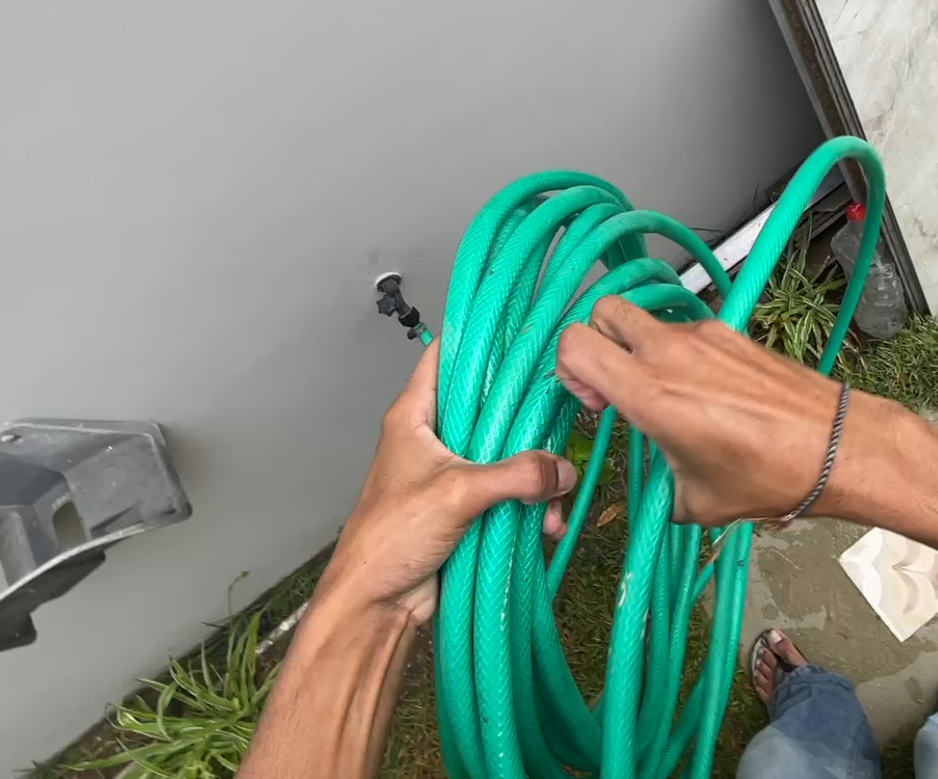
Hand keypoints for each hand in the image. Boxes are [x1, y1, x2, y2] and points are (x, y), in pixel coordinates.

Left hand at [317, 340, 577, 622]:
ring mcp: (452, 471)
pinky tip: (547, 526)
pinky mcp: (466, 506)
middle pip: (488, 405)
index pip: (445, 357)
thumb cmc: (390, 537)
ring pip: (505, 452)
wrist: (375, 606)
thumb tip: (562, 470)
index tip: (518, 332)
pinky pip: (508, 493)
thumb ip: (514, 475)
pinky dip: (530, 506)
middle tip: (558, 418)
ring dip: (534, 475)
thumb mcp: (456, 493)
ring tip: (553, 500)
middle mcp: (434, 437)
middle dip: (525, 419)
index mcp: (415, 416)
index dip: (478, 340)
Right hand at [554, 296, 889, 525]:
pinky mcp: (728, 331)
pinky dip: (677, 352)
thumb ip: (656, 482)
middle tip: (616, 383)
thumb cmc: (769, 475)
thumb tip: (656, 477)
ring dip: (639, 347)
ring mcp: (702, 335)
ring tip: (665, 391)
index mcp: (651, 392)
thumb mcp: (695, 500)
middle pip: (604, 311)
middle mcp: (670, 352)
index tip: (593, 400)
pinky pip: (683, 330)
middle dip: (598, 343)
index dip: (568, 368)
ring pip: (646, 319)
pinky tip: (703, 389)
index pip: (575, 343)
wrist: (834, 445)